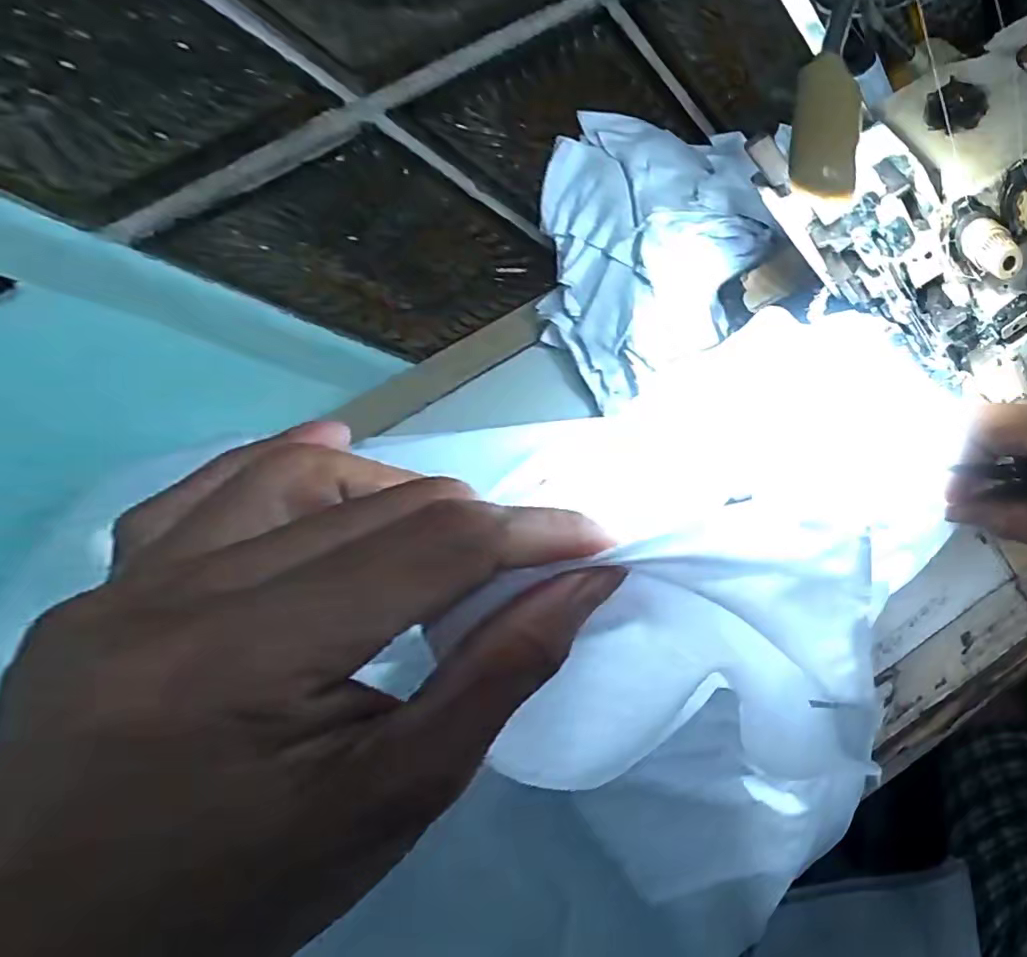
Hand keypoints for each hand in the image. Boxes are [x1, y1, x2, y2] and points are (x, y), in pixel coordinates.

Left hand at [0, 423, 623, 956]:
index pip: (435, 547)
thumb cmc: (247, 888)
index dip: (537, 533)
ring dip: (405, 493)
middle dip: (490, 524)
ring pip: (304, 477)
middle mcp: (169, 601)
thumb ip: (507, 669)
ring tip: (447, 543)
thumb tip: (591, 579)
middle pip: (386, 506)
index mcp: (241, 660)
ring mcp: (120, 592)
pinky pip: (206, 494)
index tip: (603, 544)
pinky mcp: (105, 598)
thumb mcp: (406, 790)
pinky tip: (338, 456)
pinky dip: (293, 469)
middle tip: (537, 569)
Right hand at [946, 381, 1026, 577]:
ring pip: (1021, 422)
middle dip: (978, 462)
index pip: (986, 424)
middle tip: (969, 507)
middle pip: (1002, 419)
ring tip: (997, 501)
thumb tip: (951, 507)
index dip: (958, 460)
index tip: (949, 500)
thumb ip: (1004, 515)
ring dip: (1002, 459)